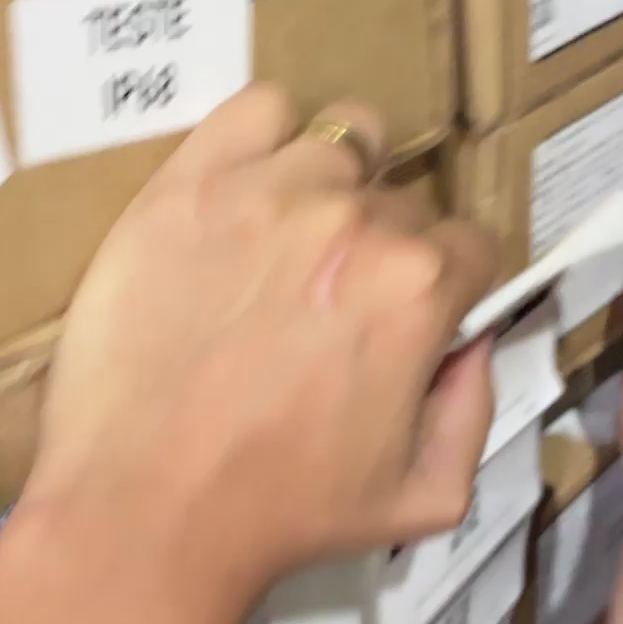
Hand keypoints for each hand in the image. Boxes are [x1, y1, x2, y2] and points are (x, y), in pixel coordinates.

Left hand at [25, 85, 499, 601]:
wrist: (145, 510)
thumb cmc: (286, 512)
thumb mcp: (428, 496)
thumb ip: (477, 409)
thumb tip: (475, 340)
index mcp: (420, 287)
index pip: (471, 246)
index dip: (452, 287)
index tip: (415, 317)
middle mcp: (356, 221)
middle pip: (403, 204)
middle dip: (386, 251)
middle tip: (333, 305)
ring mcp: (270, 191)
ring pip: (342, 143)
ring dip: (337, 187)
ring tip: (293, 244)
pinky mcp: (190, 183)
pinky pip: (259, 110)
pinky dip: (269, 138)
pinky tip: (250, 191)